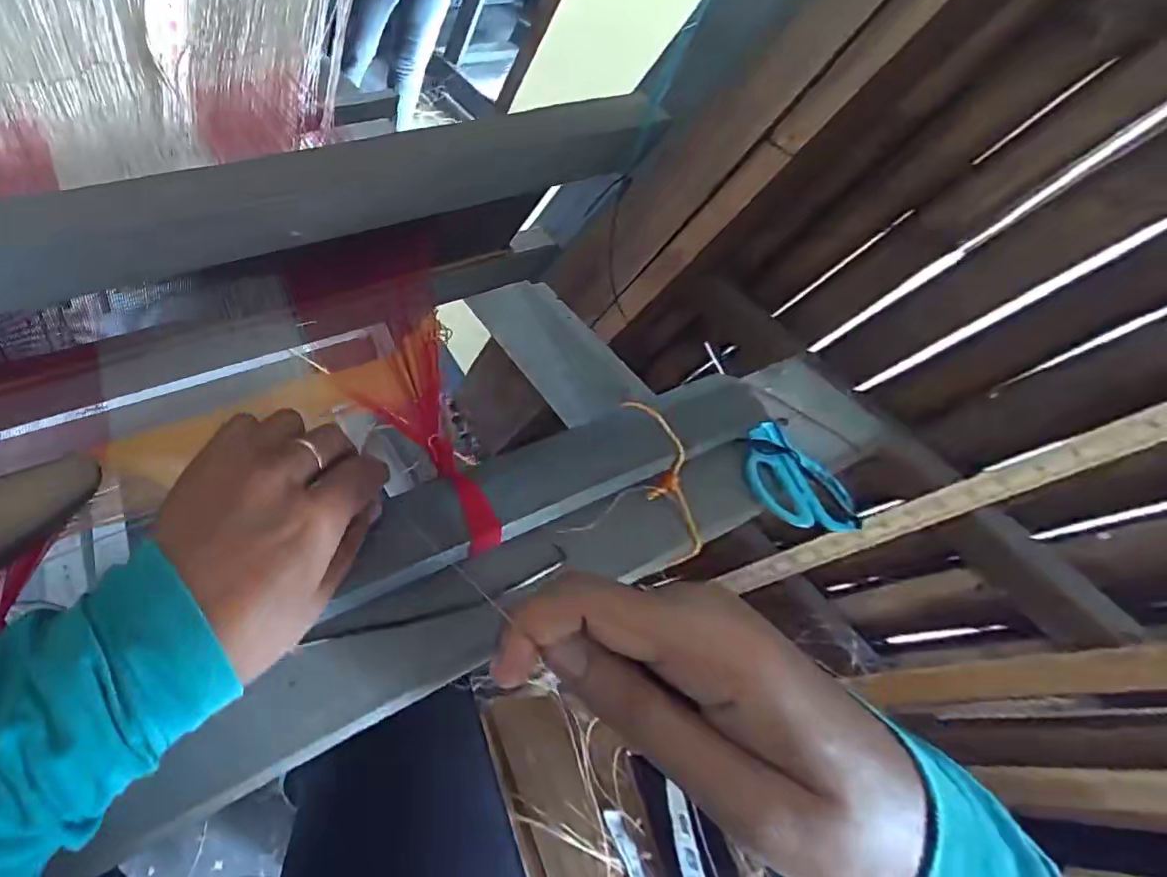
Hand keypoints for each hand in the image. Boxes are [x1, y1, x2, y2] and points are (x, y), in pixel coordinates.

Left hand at [153, 410, 387, 682]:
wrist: (172, 618)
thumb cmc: (251, 626)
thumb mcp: (315, 598)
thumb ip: (348, 544)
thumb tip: (367, 506)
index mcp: (315, 517)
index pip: (361, 472)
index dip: (373, 475)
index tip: (369, 482)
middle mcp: (283, 475)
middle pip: (330, 438)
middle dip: (342, 457)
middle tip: (332, 478)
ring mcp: (243, 459)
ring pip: (289, 422)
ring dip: (299, 442)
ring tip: (289, 467)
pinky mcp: (210, 454)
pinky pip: (246, 422)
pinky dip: (258, 436)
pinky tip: (254, 463)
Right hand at [491, 573, 926, 876]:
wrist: (922, 820)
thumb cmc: (843, 828)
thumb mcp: (739, 797)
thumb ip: (639, 714)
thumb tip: (550, 647)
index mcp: (713, 639)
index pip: (586, 599)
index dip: (527, 625)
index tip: (501, 680)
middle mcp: (697, 603)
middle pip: (584, 596)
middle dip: (543, 638)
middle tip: (540, 702)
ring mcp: (698, 608)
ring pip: (597, 608)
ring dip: (573, 652)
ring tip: (613, 722)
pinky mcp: (696, 623)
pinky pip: (620, 623)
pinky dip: (600, 656)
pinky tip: (636, 706)